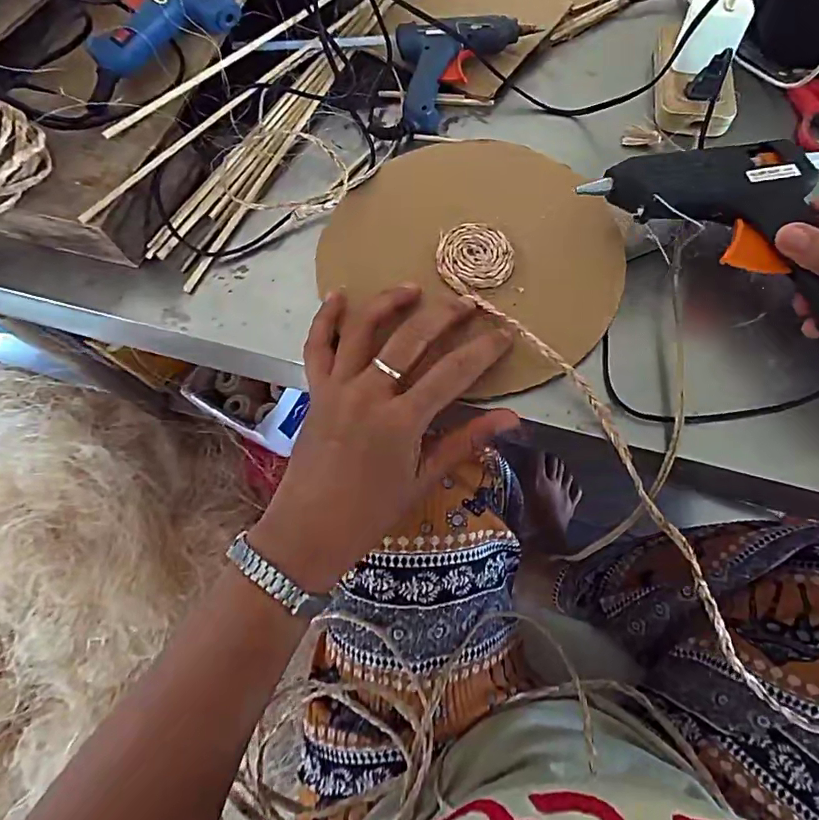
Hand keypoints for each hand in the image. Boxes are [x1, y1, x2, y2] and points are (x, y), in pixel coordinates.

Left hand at [249, 285, 518, 592]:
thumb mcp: (422, 480)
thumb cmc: (369, 513)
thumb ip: (465, 442)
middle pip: (411, 339)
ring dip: (389, 302)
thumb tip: (511, 418)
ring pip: (363, 330)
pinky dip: (326, 319)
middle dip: (445, 315)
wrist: (307, 531)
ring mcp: (337, 388)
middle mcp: (368, 394)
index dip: (483, 350)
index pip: (453, 372)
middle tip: (468, 303)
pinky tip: (339, 296)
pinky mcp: (315, 390)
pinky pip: (318, 346)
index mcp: (401, 421)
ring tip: (413, 288)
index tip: (504, 333)